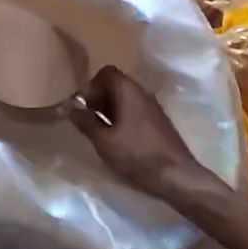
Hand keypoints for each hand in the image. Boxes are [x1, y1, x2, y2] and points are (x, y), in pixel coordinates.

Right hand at [71, 66, 223, 203]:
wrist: (178, 176)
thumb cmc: (138, 156)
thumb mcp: (105, 142)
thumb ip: (86, 122)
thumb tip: (69, 106)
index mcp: (128, 90)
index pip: (106, 72)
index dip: (91, 86)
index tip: (85, 107)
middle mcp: (141, 91)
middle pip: (115, 83)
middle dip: (99, 97)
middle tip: (89, 120)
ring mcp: (152, 106)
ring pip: (125, 97)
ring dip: (110, 108)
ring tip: (101, 131)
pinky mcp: (158, 120)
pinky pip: (135, 108)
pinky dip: (122, 116)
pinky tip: (119, 138)